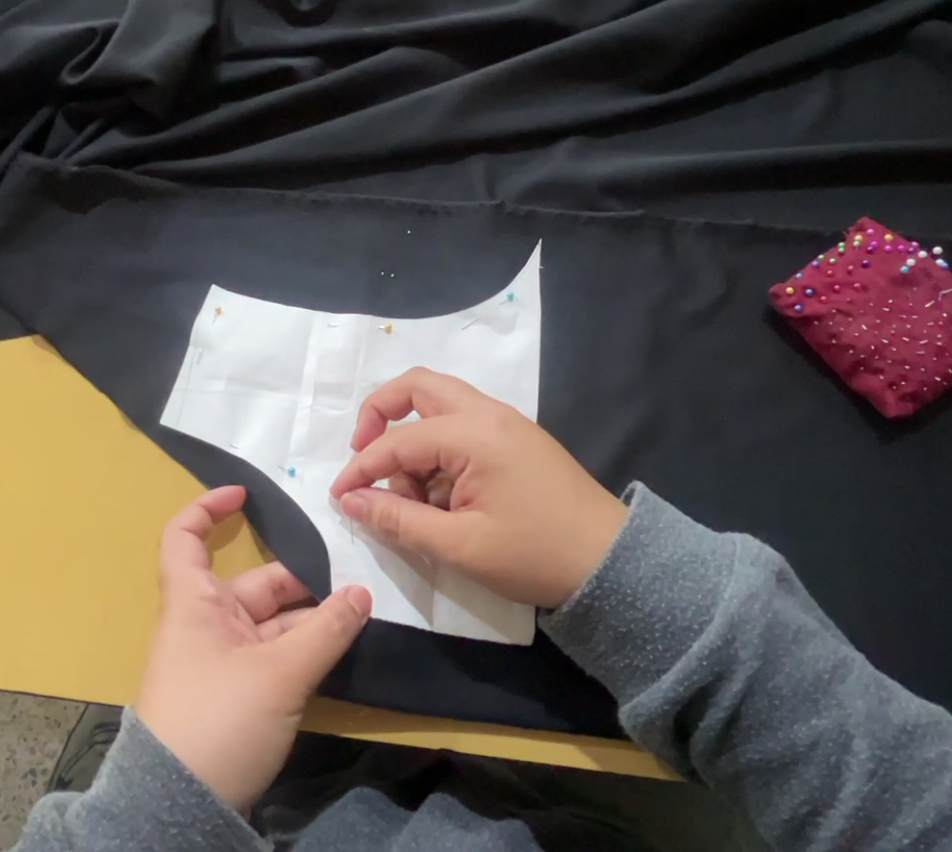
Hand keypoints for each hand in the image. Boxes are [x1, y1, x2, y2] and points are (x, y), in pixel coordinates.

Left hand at [134, 485, 371, 813]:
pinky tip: (339, 650)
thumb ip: (324, 632)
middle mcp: (205, 624)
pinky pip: (273, 655)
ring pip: (271, 623)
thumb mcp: (278, 675)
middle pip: (255, 584)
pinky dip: (303, 650)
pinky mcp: (236, 693)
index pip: (184, 538)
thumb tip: (362, 594)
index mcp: (194, 604)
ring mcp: (221, 660)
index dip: (208, 508)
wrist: (180, 809)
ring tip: (359, 617)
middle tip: (355, 585)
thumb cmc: (218, 721)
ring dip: (311, 621)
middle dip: (302, 583)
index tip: (244, 494)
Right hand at [328, 368, 628, 608]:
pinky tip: (441, 498)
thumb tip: (349, 500)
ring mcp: (504, 423)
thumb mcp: (459, 546)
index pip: (398, 440)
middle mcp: (487, 413)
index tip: (339, 497)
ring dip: (412, 437)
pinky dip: (438, 451)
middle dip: (380, 414)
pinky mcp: (514, 440)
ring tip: (412, 497)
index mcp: (474, 434)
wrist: (613, 563)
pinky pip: (460, 427)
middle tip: (365, 455)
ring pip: (439, 404)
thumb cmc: (535, 555)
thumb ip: (398, 519)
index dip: (361, 468)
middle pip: (417, 386)